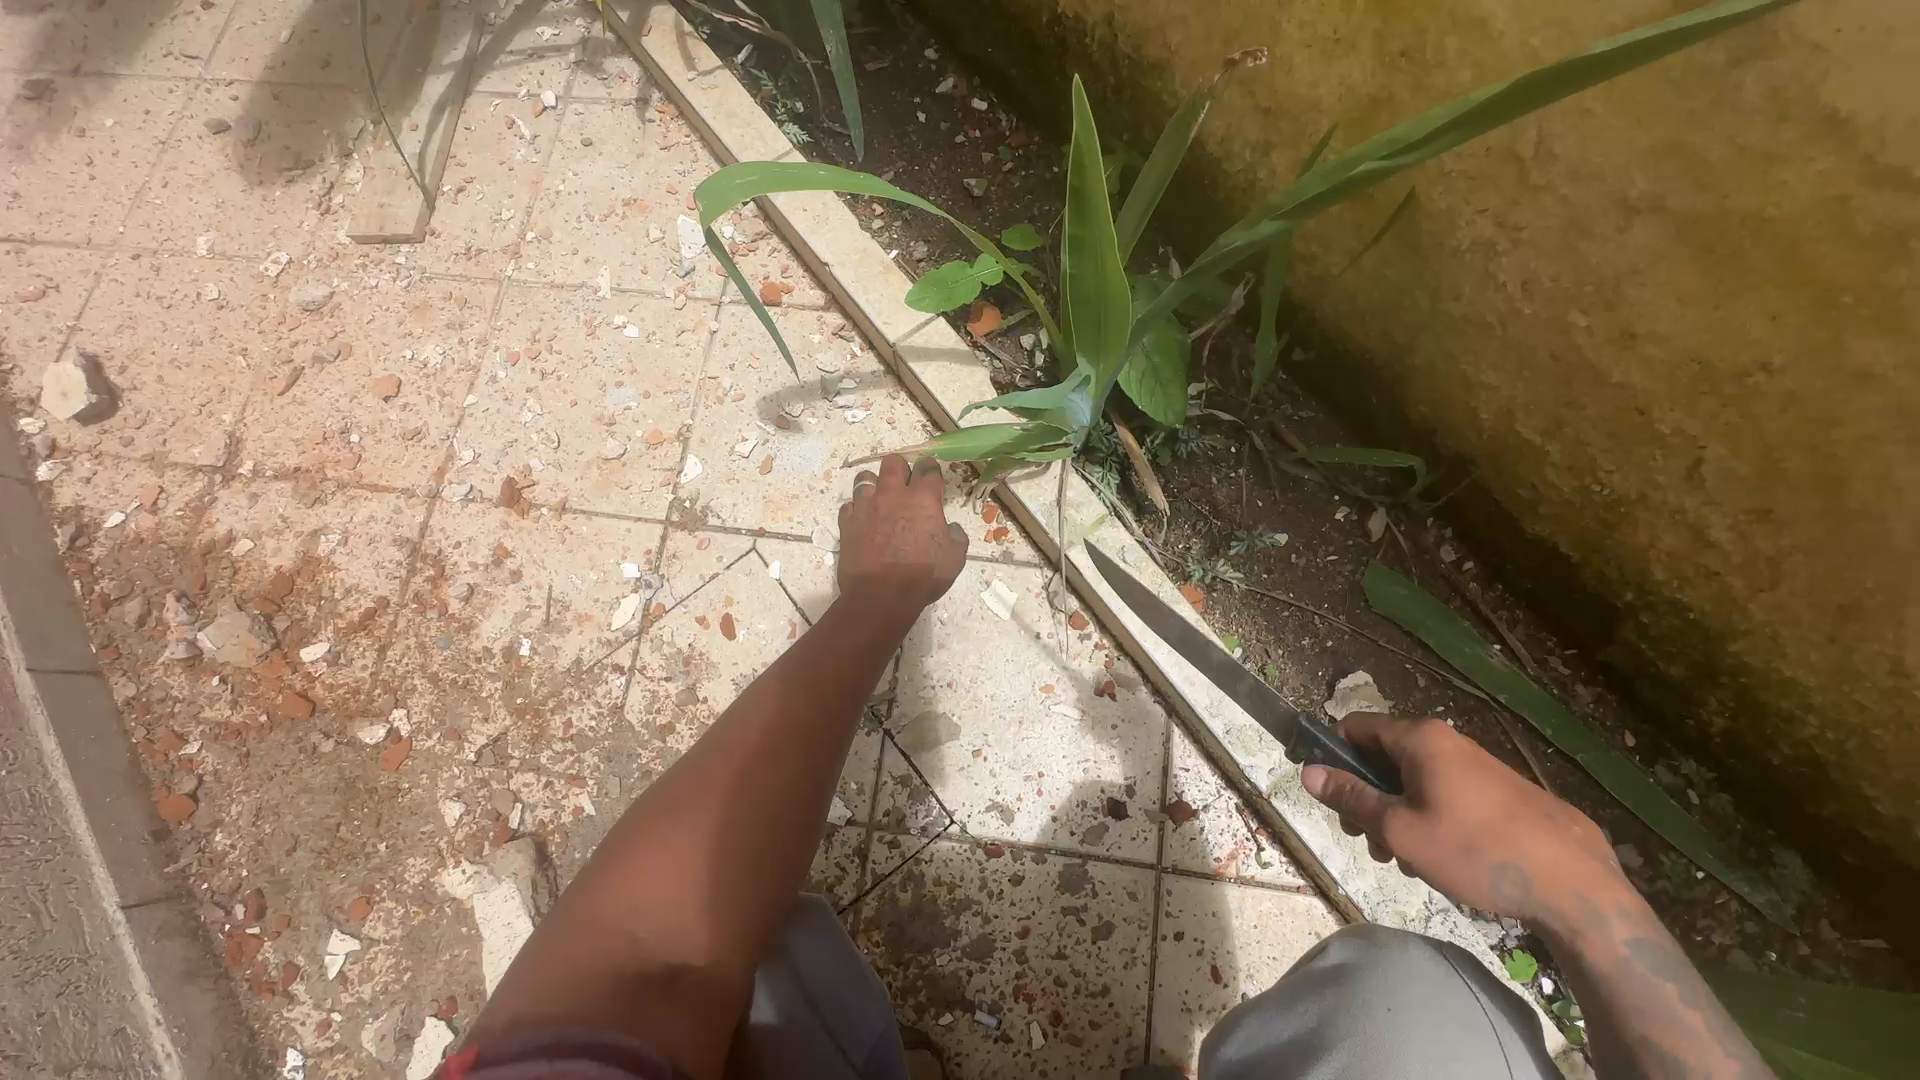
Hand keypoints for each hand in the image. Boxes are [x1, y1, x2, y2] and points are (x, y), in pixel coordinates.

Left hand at [836, 455, 967, 621]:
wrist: (881, 595)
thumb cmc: (923, 576)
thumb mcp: (955, 559)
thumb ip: (956, 537)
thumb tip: (952, 528)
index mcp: (923, 499)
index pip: (928, 468)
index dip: (931, 469)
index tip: (932, 477)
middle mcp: (892, 495)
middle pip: (893, 462)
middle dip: (900, 468)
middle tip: (905, 485)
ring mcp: (866, 507)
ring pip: (865, 478)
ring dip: (874, 485)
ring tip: (880, 501)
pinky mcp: (847, 523)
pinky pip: (849, 505)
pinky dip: (856, 510)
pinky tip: (863, 521)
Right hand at [1303, 712, 1627, 926]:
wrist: (1578, 888)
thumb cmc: (1475, 851)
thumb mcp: (1399, 830)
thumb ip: (1350, 798)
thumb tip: (1307, 771)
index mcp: (1420, 739)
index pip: (1354, 727)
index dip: (1331, 755)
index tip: (1328, 795)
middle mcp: (1448, 741)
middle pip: (1383, 757)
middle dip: (1365, 796)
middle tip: (1366, 840)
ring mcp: (1478, 766)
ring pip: (1415, 781)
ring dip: (1396, 814)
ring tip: (1403, 859)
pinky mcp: (1502, 793)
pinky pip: (1447, 794)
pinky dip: (1429, 819)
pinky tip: (1439, 860)